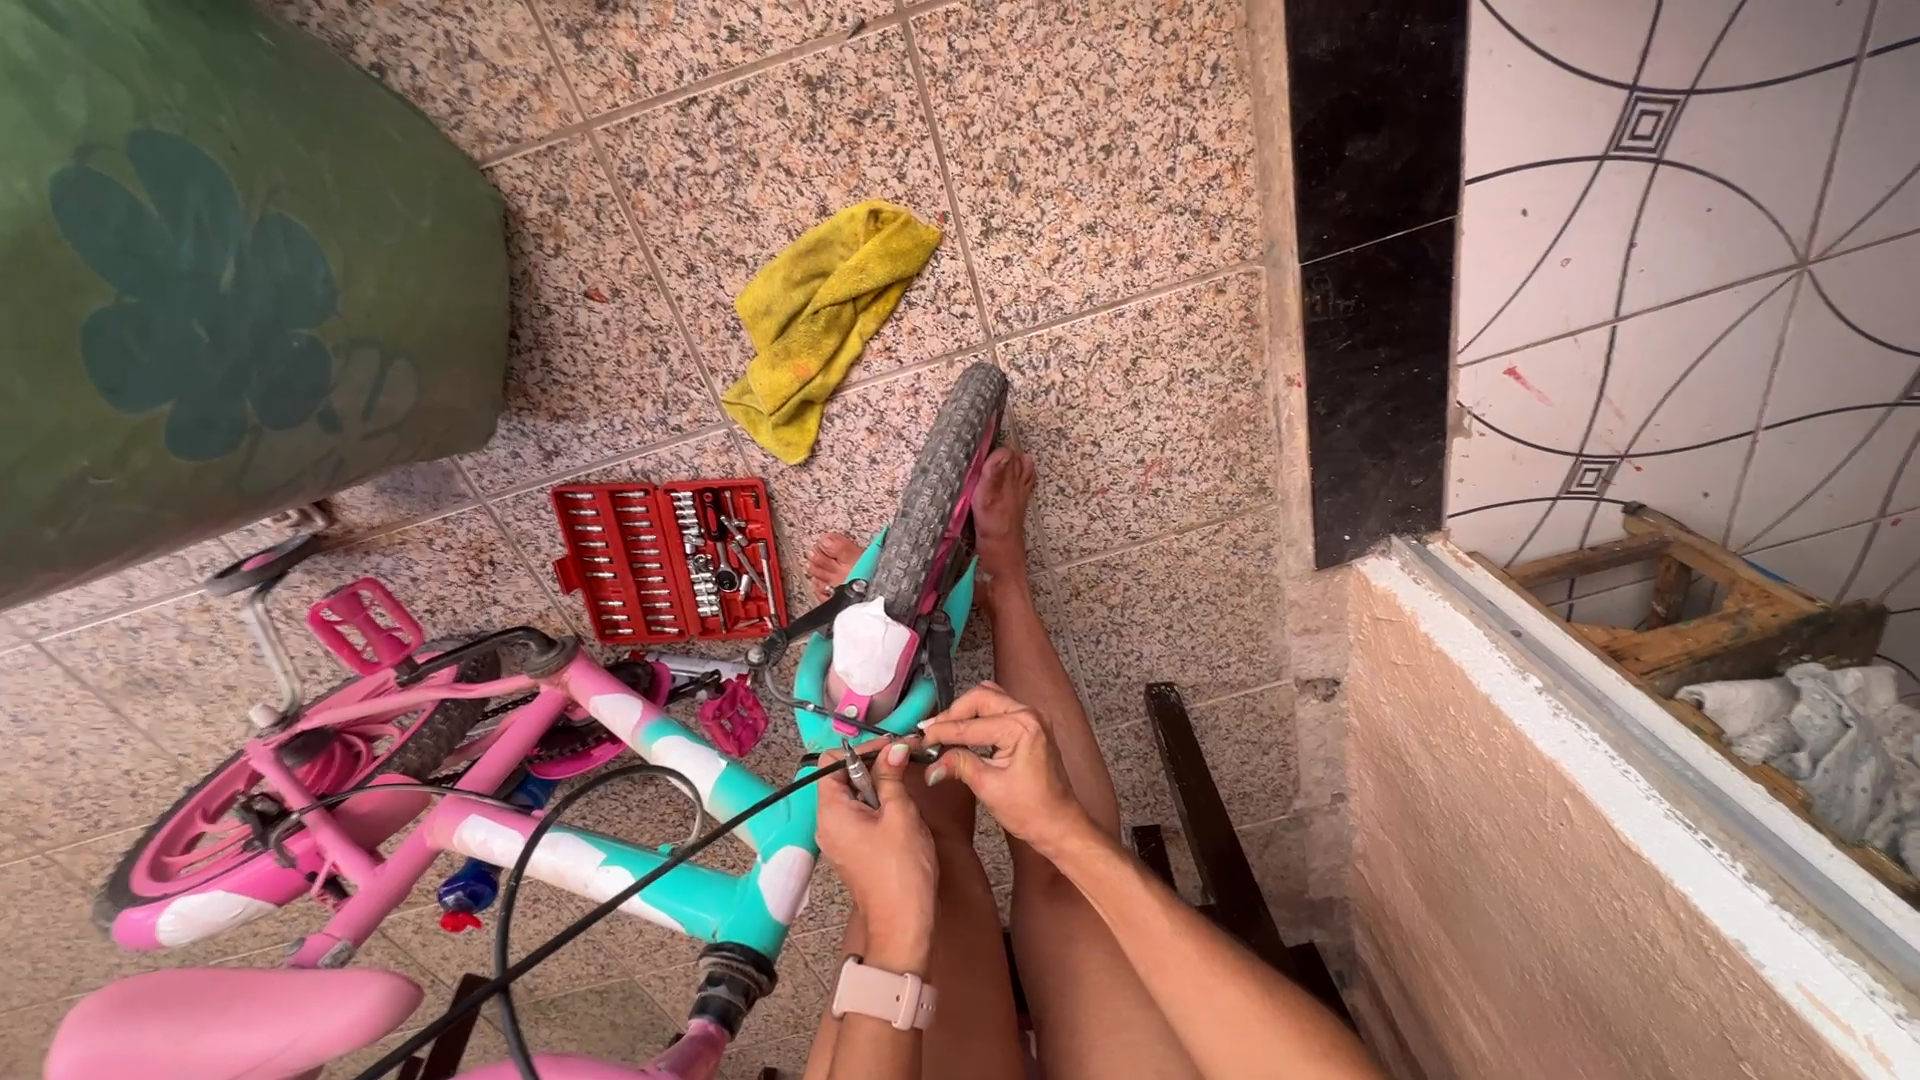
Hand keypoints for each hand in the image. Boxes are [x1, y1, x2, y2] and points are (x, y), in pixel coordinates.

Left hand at [815, 740, 937, 970]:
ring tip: (904, 778)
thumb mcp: (901, 813)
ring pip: (852, 796)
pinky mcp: (851, 850)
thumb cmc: (901, 869)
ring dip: (877, 783)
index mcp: (831, 811)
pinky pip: (858, 815)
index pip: (832, 761)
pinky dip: (876, 803)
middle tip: (903, 758)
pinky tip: (899, 804)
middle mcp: (827, 824)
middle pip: (841, 777)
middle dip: (872, 764)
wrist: (903, 923)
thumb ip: (892, 776)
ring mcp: (838, 839)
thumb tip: (895, 747)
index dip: (862, 749)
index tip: (891, 747)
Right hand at [920, 683, 1094, 856]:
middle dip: (953, 713)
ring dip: (966, 711)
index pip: (970, 724)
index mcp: (1021, 727)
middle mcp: (1029, 714)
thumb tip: (932, 764)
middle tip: (932, 732)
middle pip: (980, 697)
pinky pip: (1000, 709)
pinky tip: (965, 732)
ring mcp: (1033, 717)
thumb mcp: (988, 787)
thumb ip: (959, 766)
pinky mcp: (1031, 725)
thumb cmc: (1032, 811)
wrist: (1060, 824)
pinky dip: (980, 716)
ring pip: (990, 698)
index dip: (942, 732)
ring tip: (945, 730)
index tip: (922, 740)